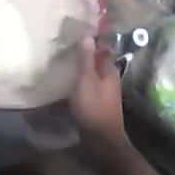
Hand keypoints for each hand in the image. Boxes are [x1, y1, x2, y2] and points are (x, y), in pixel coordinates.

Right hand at [68, 40, 128, 156]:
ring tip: (64, 65)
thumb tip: (88, 36)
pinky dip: (79, 84)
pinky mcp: (98, 105)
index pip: (105, 49)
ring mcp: (105, 93)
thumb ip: (86, 59)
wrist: (101, 140)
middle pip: (99, 62)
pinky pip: (88, 89)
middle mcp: (110, 79)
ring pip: (93, 76)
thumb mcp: (86, 80)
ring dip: (82, 70)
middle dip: (86, 55)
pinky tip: (67, 86)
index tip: (79, 35)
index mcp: (110, 70)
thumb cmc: (93, 107)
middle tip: (68, 49)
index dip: (94, 41)